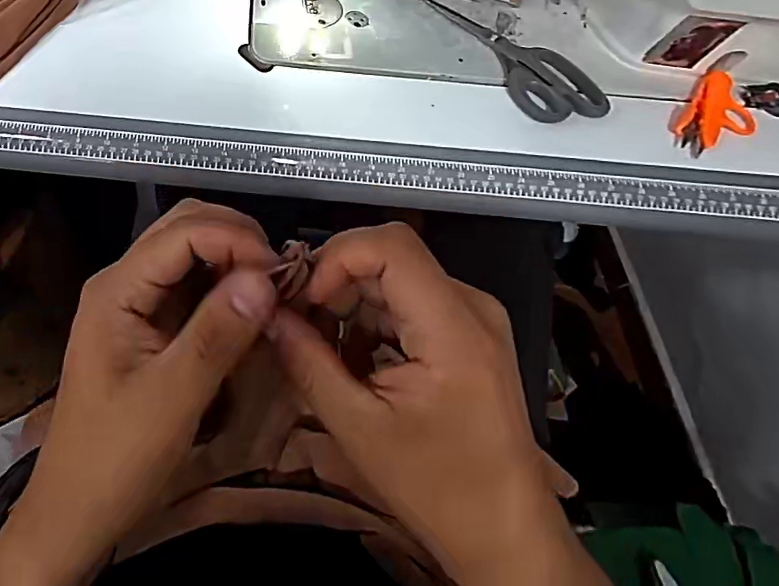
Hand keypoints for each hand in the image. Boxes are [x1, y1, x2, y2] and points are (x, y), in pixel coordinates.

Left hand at [0, 200, 279, 585]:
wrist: (74, 512)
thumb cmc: (116, 459)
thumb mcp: (172, 400)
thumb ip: (217, 335)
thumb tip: (265, 278)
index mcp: (117, 289)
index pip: (183, 231)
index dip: (235, 240)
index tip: (279, 273)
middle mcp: (123, 279)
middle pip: (185, 225)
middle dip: (237, 238)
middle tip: (280, 275)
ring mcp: (134, 297)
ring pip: (190, 247)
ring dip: (233, 256)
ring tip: (271, 288)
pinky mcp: (148, 319)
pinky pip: (191, 279)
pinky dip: (225, 280)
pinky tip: (249, 304)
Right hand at [270, 223, 608, 585]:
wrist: (508, 534)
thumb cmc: (438, 488)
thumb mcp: (359, 428)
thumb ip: (309, 362)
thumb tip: (269, 315)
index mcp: (453, 325)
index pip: (390, 245)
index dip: (338, 257)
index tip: (305, 298)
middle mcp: (471, 304)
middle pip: (390, 256)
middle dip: (337, 280)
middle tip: (301, 320)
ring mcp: (474, 314)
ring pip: (397, 274)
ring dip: (353, 300)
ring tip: (325, 345)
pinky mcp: (470, 329)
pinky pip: (412, 298)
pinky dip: (375, 316)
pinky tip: (357, 357)